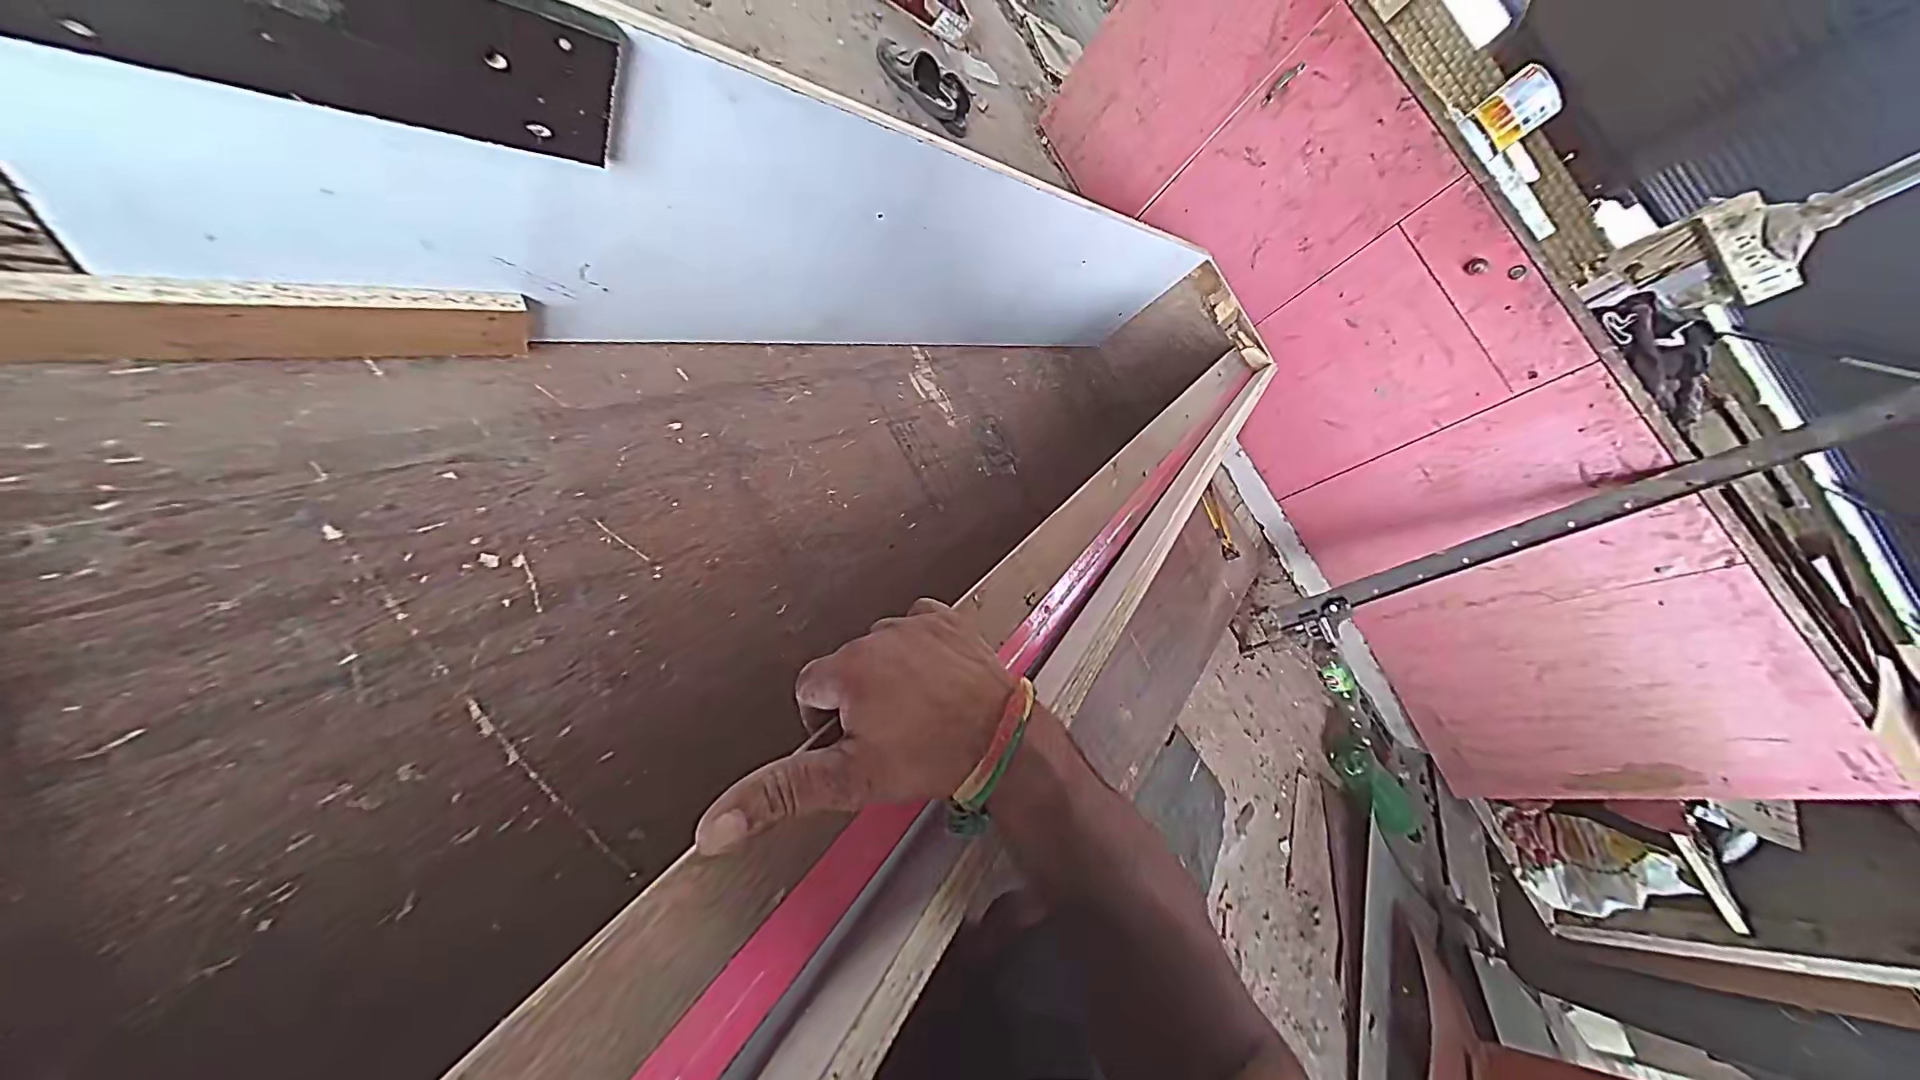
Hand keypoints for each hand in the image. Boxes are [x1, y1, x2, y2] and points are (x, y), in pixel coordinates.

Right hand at [694, 598, 1014, 853]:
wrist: (1001, 738)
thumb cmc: (934, 755)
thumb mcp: (849, 782)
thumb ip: (780, 794)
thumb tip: (715, 823)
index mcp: (847, 669)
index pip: (808, 688)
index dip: (825, 720)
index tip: (852, 740)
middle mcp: (878, 637)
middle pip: (844, 668)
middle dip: (857, 697)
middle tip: (889, 730)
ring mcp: (914, 625)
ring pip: (880, 649)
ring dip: (888, 673)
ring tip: (914, 708)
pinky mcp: (944, 622)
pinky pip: (915, 629)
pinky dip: (918, 650)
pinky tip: (931, 678)